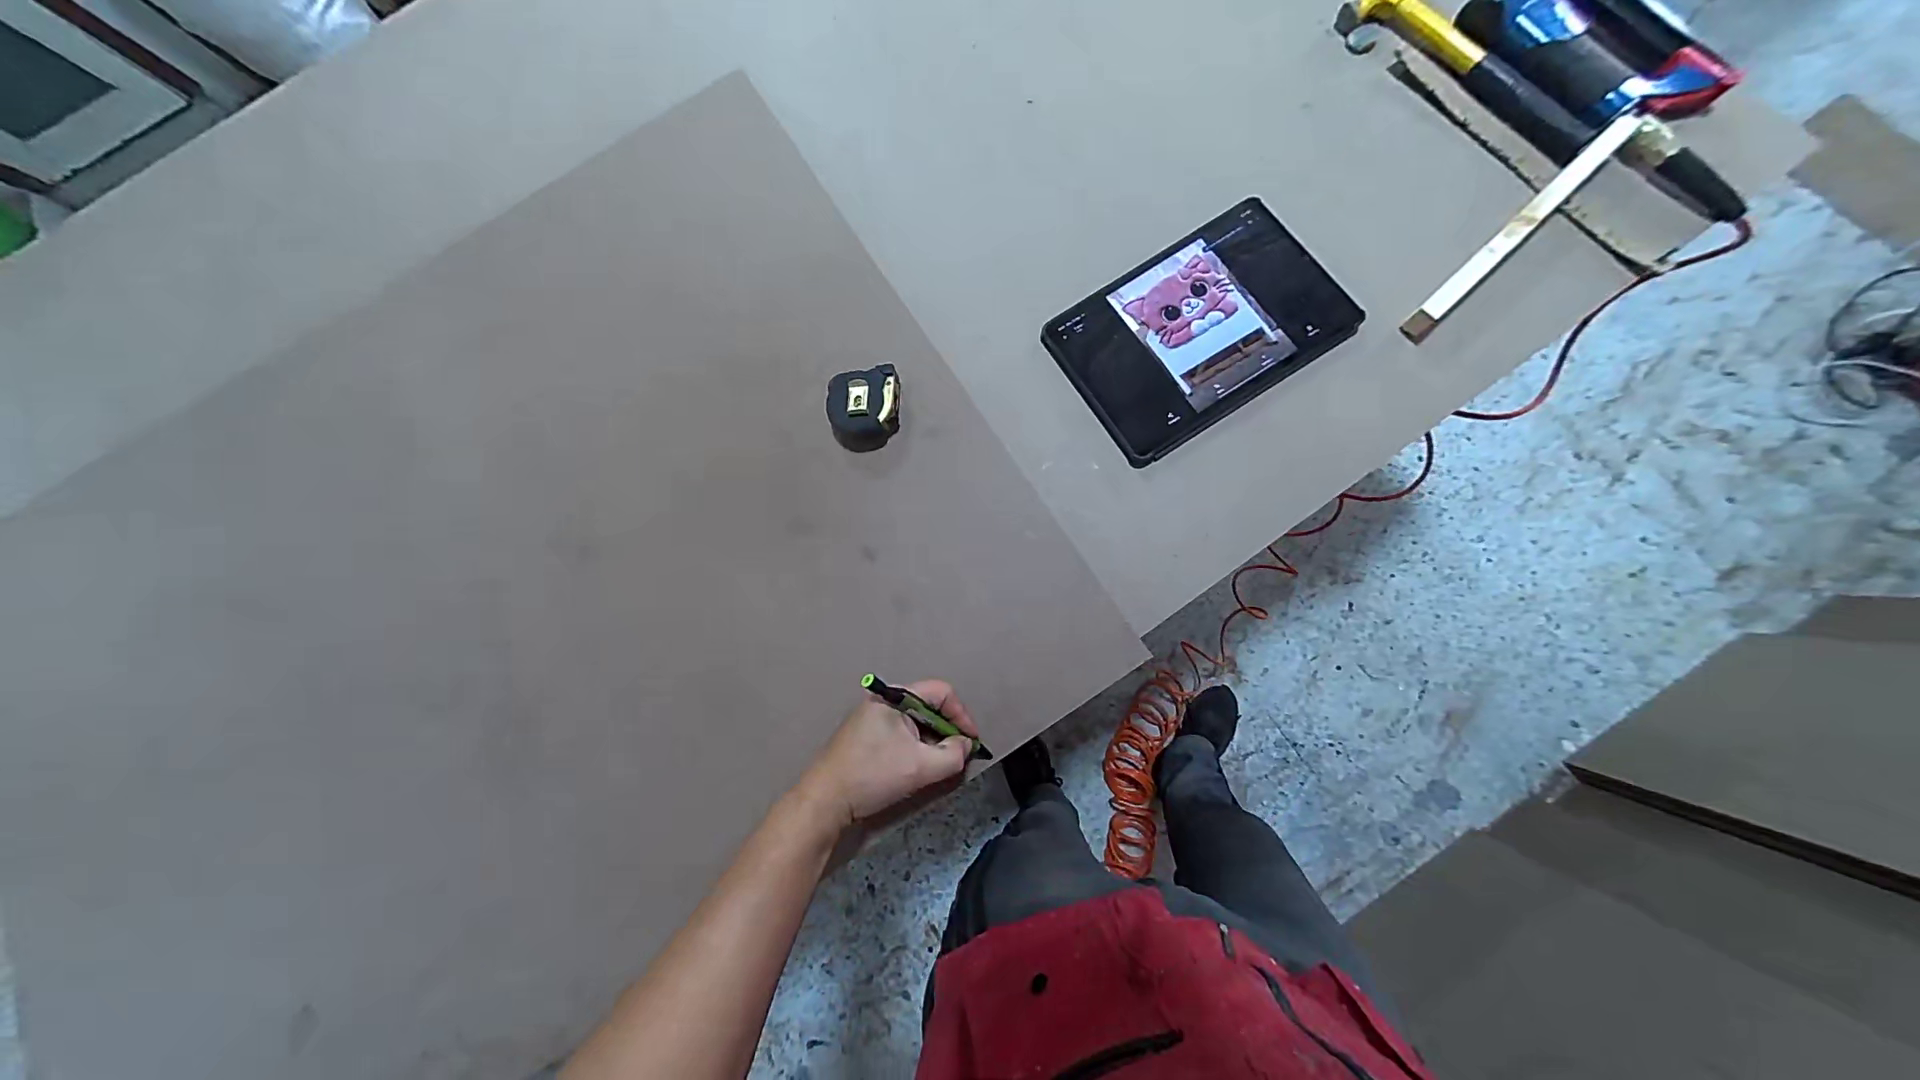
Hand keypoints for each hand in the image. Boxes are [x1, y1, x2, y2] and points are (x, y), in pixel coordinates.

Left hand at [798, 679, 979, 830]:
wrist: (825, 801)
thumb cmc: (872, 776)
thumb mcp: (921, 767)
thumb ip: (953, 754)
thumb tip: (965, 746)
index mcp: (894, 697)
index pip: (941, 692)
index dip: (961, 715)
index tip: (971, 742)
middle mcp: (882, 701)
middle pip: (928, 706)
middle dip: (947, 731)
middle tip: (957, 755)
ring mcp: (871, 718)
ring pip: (915, 723)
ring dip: (931, 742)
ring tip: (938, 766)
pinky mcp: (865, 737)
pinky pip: (901, 734)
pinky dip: (915, 748)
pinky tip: (915, 769)